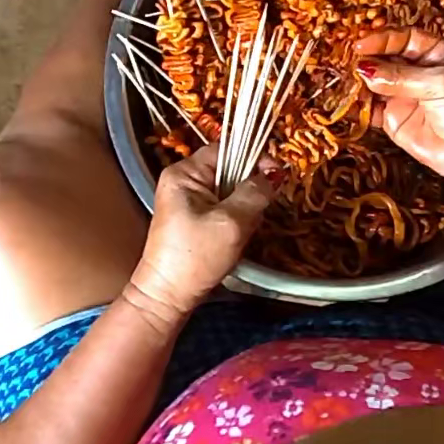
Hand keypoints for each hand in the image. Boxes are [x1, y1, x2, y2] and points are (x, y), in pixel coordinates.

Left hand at [126, 144, 274, 324]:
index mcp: (184, 173)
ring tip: (243, 231)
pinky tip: (236, 238)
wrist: (167, 295)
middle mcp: (182, 181)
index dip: (253, 156)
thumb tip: (274, 173)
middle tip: (255, 212)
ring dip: (244, 209)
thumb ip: (255, 193)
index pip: (225, 148)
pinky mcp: (193, 220)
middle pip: (229, 169)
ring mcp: (187, 201)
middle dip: (248, 190)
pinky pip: (224, 210)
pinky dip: (236, 221)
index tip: (275, 174)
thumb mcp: (232, 222)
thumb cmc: (195, 257)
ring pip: (230, 191)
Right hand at [352, 28, 443, 184]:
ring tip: (343, 80)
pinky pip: (370, 109)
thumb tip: (366, 70)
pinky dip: (357, 106)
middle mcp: (419, 72)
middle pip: (386, 58)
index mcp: (439, 54)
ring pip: (375, 83)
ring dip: (359, 82)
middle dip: (367, 59)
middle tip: (347, 60)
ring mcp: (404, 96)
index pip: (406, 39)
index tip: (361, 43)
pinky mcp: (394, 119)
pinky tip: (347, 101)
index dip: (383, 39)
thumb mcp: (441, 83)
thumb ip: (401, 77)